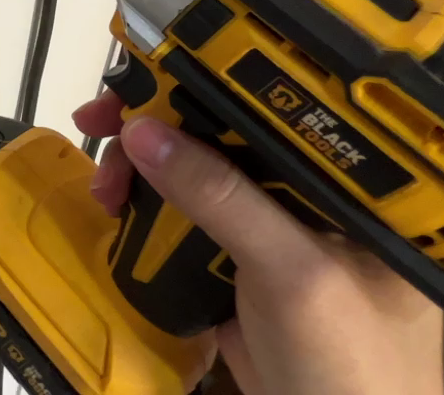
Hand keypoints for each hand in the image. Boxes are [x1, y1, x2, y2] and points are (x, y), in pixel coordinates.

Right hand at [74, 91, 443, 394]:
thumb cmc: (347, 367)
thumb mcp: (291, 274)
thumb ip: (221, 198)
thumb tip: (140, 129)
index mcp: (348, 188)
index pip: (273, 110)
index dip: (204, 82)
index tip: (140, 78)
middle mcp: (308, 194)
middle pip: (218, 132)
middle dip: (152, 124)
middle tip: (95, 123)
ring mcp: (267, 224)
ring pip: (190, 165)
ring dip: (137, 166)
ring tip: (104, 189)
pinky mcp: (232, 252)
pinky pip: (178, 205)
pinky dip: (142, 199)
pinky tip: (117, 203)